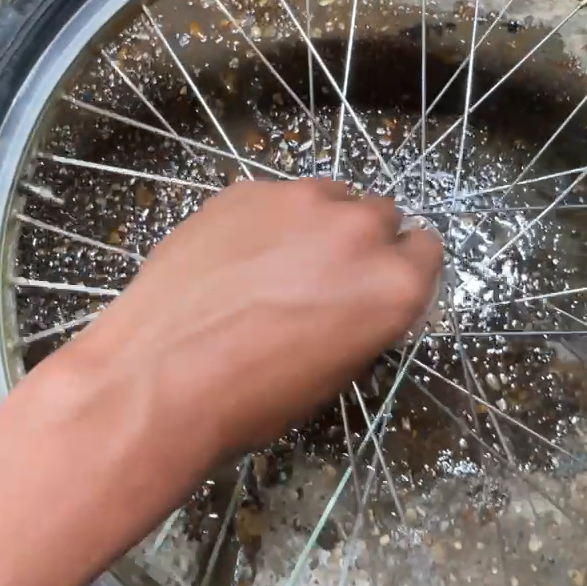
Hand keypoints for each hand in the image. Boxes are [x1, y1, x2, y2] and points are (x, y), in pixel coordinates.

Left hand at [70, 178, 442, 459]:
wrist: (161, 373)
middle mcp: (359, 230)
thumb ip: (364, 318)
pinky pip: (276, 195)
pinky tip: (233, 254)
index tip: (374, 283)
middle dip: (360, 241)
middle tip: (321, 275)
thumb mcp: (334, 373)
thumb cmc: (254, 397)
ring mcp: (301, 200)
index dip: (400, 267)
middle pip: (380, 214)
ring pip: (329, 195)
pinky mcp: (249, 188)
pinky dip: (267, 218)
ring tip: (274, 260)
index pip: (425, 249)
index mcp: (394, 283)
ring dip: (316, 221)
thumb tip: (356, 299)